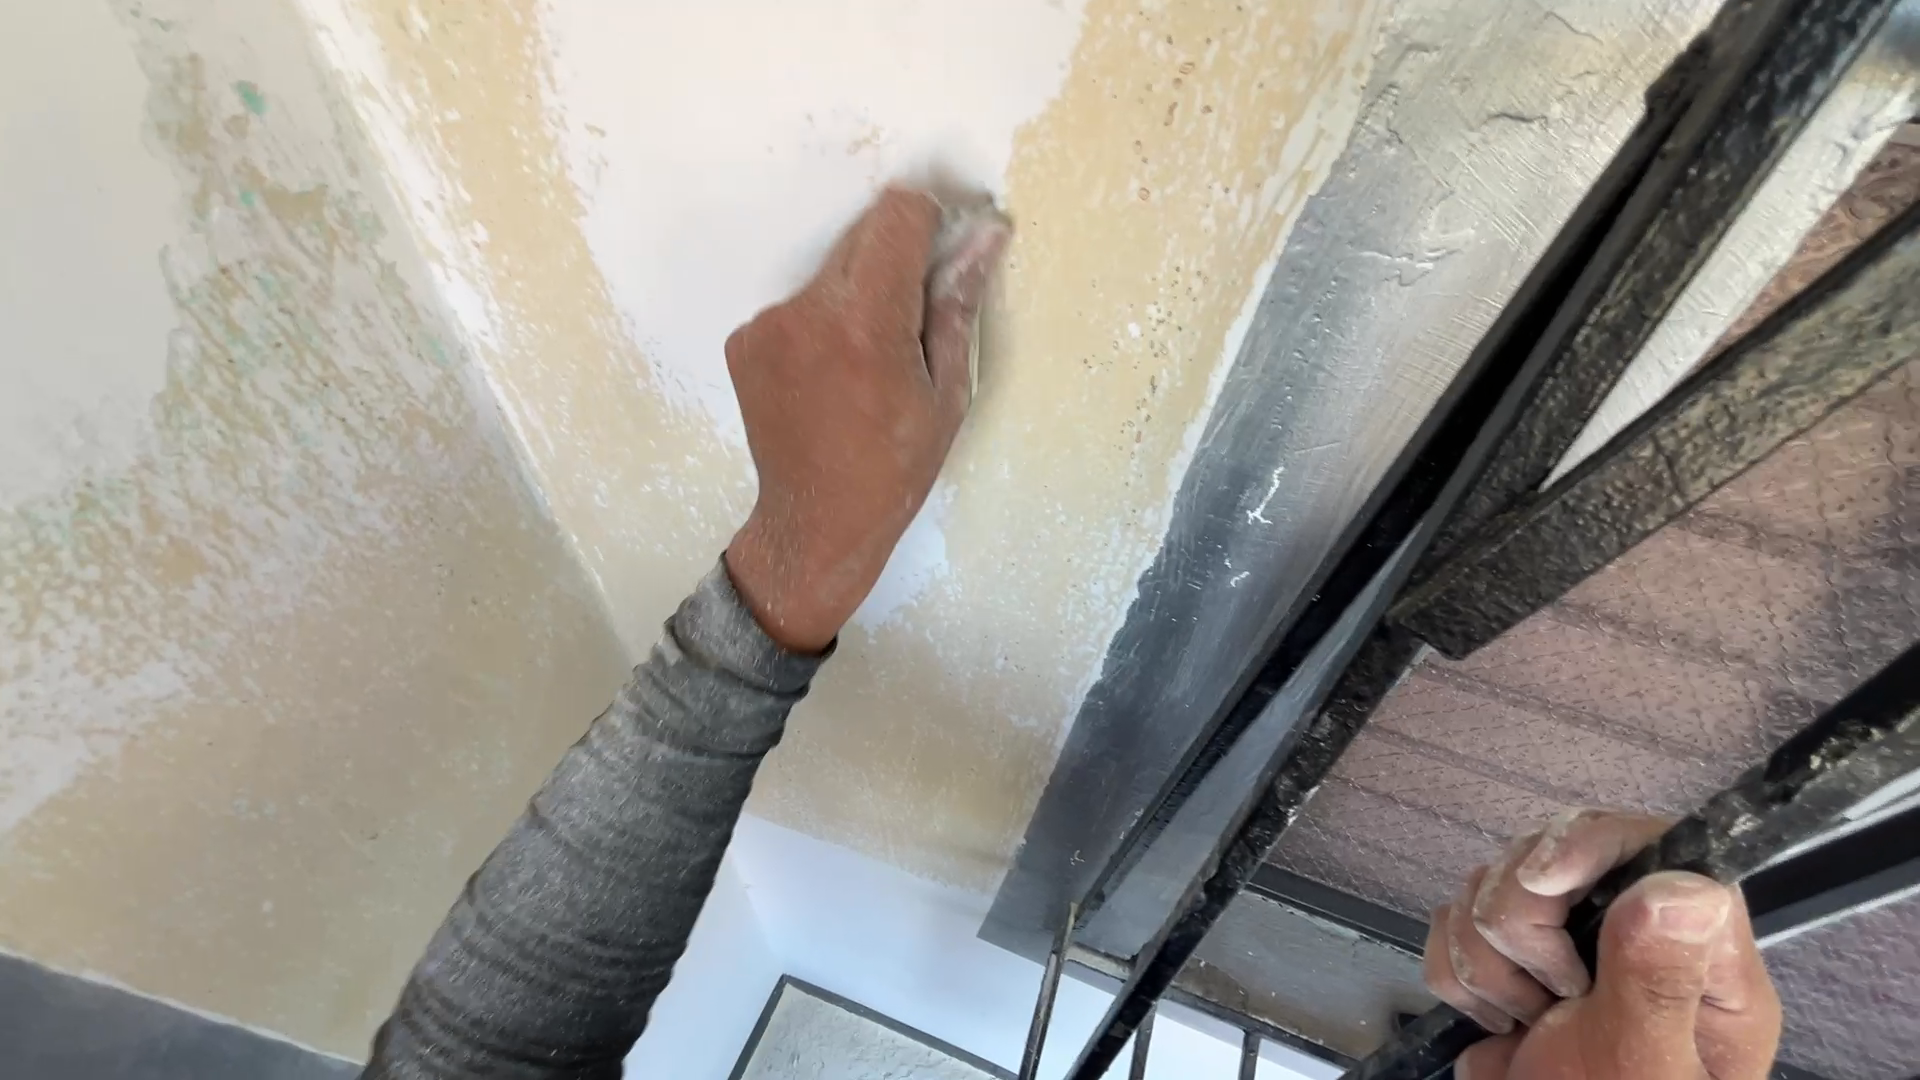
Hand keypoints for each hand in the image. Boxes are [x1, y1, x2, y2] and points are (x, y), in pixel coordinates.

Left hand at [723, 187, 1011, 651]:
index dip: (928, 221)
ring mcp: (766, 324)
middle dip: (895, 260)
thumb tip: (985, 237)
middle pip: (861, 235)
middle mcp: (805, 310)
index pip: (897, 215)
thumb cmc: (896, 469)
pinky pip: (798, 303)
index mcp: (865, 324)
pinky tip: (832, 373)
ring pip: (830, 270)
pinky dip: (823, 320)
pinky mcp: (744, 340)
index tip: (941, 254)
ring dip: (859, 292)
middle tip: (910, 319)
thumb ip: (957, 305)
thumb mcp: (947, 394)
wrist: (817, 521)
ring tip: (867, 360)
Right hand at [1424, 810, 1781, 1079]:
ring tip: (1526, 1020)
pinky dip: (1455, 970)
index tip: (1541, 884)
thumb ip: (1656, 977)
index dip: (1588, 842)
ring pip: (1482, 884)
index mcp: (1693, 953)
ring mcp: (1555, 936)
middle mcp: (1623, 928)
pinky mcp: (1497, 949)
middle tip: (1550, 992)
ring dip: (1486, 959)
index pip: (1652, 843)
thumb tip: (1684, 884)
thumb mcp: (1647, 1068)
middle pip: (1542, 855)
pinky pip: (1446, 918)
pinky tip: (1496, 1017)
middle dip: (1519, 923)